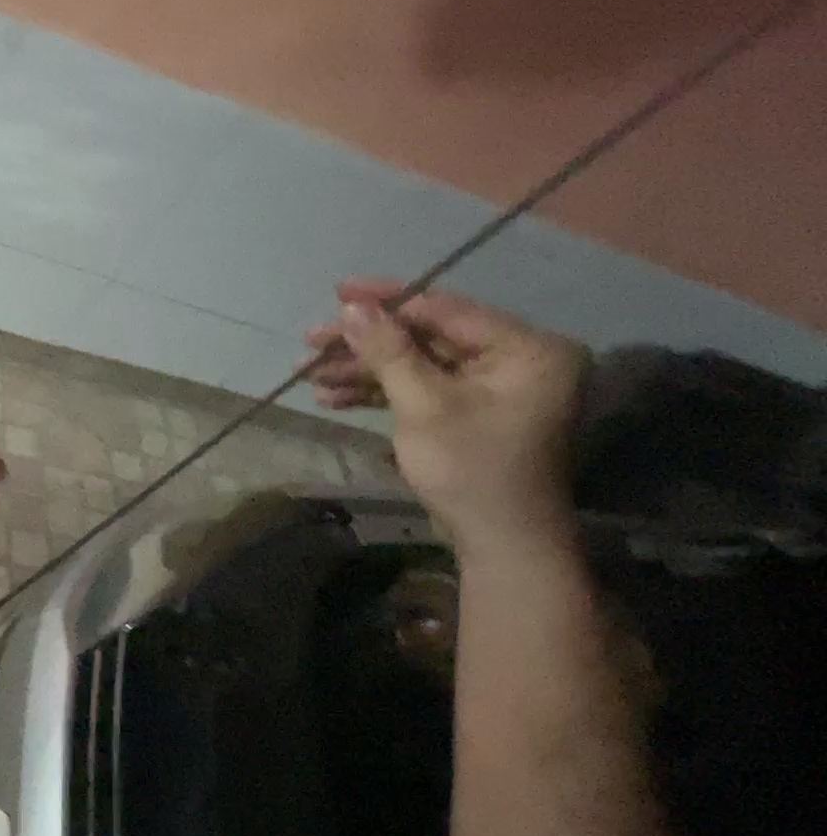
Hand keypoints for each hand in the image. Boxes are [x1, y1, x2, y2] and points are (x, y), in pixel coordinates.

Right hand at [306, 279, 587, 549]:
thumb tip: (352, 307)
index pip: (444, 309)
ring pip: (415, 363)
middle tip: (311, 342)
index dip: (386, 301)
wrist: (499, 541)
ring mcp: (491, 386)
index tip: (337, 293)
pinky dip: (378, 391)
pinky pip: (420, 387)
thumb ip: (388, 351)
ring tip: (311, 375)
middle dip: (365, 342)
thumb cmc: (470, 469)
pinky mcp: (469, 410)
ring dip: (362, 369)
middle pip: (425, 336)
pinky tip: (332, 396)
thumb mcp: (423, 405)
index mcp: (524, 348)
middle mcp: (514, 358)